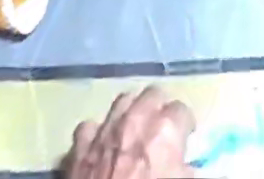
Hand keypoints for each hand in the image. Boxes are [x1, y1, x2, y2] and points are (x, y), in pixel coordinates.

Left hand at [64, 85, 195, 177]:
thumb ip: (184, 169)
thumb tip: (184, 165)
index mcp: (165, 131)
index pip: (182, 110)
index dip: (184, 126)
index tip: (184, 138)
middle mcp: (135, 120)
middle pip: (152, 94)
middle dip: (159, 108)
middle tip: (161, 130)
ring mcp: (104, 130)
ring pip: (122, 102)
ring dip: (131, 111)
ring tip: (134, 130)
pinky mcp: (79, 147)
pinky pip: (89, 128)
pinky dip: (97, 134)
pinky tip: (102, 146)